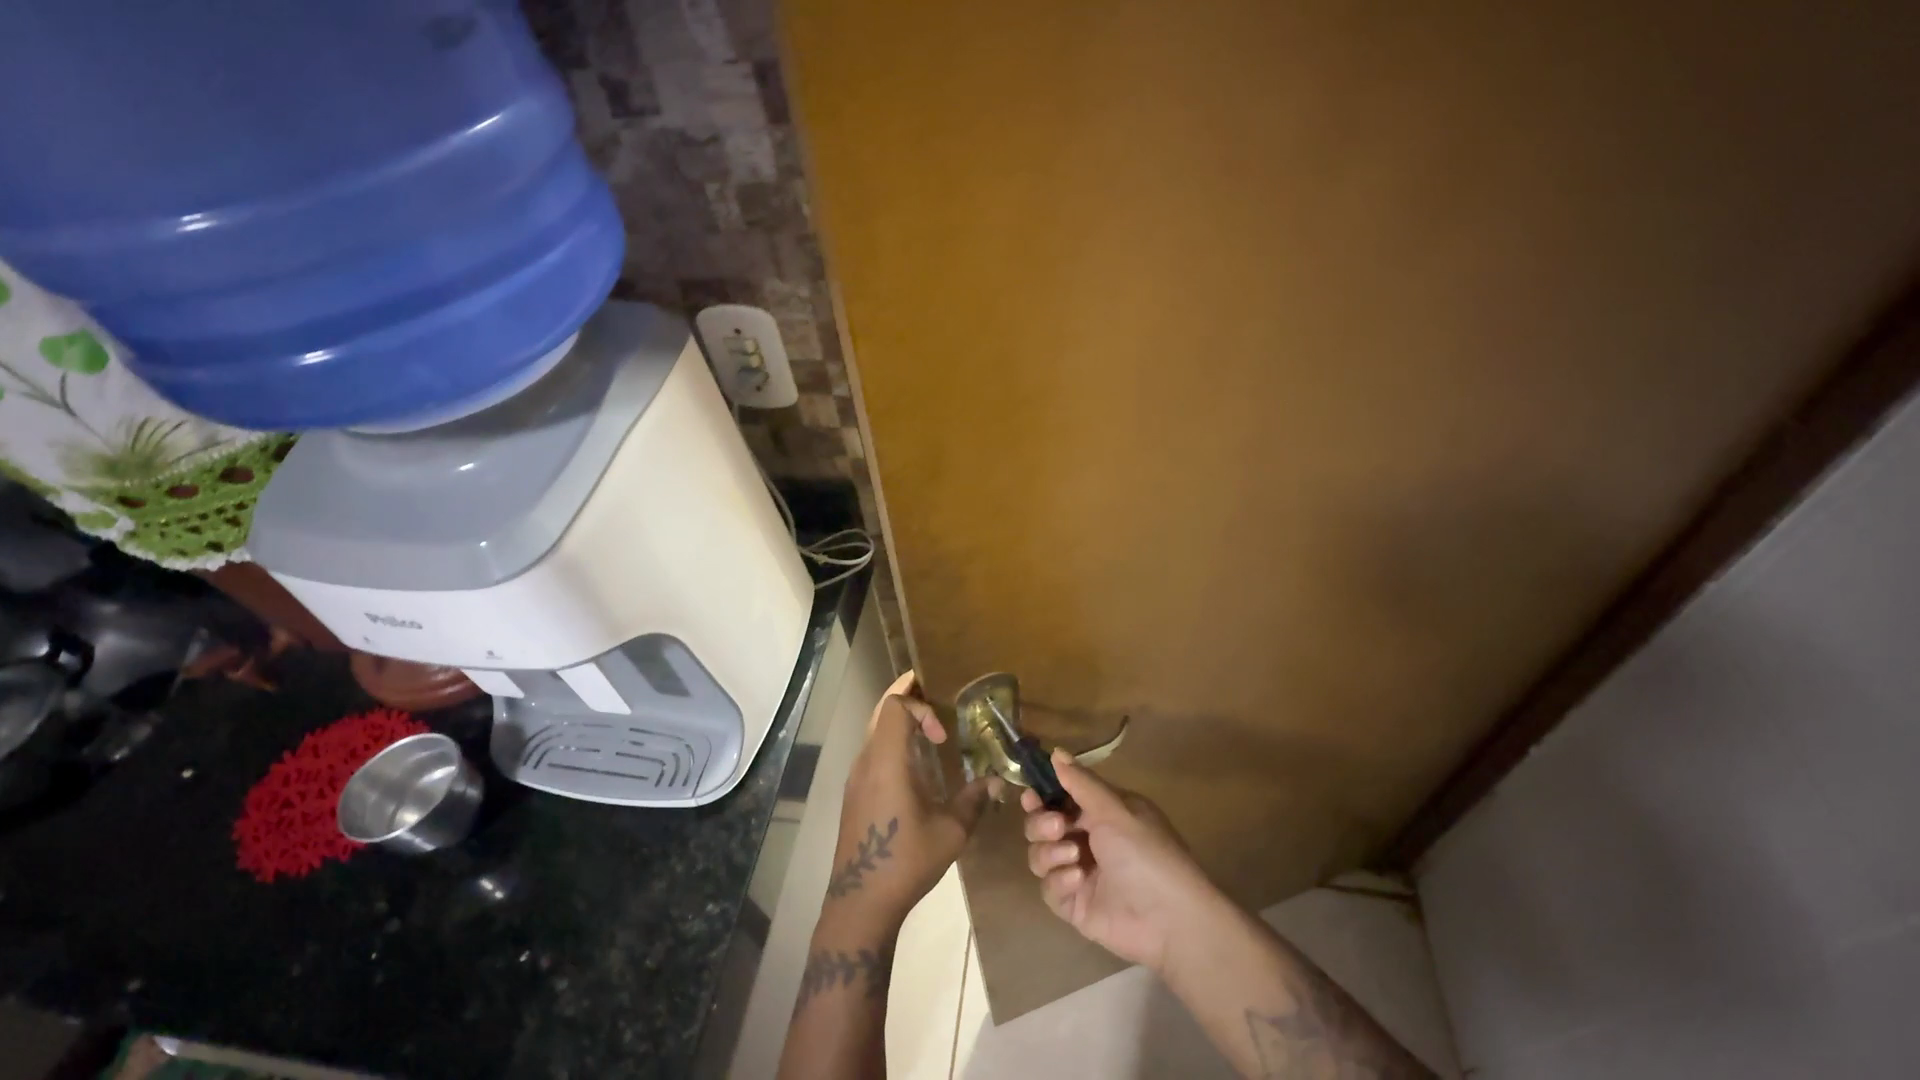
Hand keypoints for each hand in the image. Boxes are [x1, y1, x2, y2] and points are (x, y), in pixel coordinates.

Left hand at [825, 671, 999, 930]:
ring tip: (930, 733)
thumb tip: (995, 782)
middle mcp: (866, 763)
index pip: (894, 707)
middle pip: (881, 713)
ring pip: (875, 734)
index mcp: (886, 763)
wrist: (861, 900)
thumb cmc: (907, 861)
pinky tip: (916, 768)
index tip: (942, 736)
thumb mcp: (951, 832)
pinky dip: (893, 745)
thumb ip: (974, 801)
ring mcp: (856, 779)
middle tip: (933, 693)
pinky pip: (873, 754)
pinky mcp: (855, 796)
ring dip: (900, 725)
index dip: (920, 708)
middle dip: (906, 698)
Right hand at [1021, 750, 1218, 972]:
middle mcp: (1089, 840)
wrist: (1168, 918)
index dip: (1043, 795)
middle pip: (1042, 825)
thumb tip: (1056, 751)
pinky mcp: (1073, 904)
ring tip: (1074, 857)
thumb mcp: (1115, 811)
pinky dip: (1058, 880)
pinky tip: (1077, 881)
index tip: (1031, 795)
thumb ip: (1081, 783)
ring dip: (1050, 852)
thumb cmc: (1145, 854)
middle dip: (1041, 823)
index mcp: (1103, 814)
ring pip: (1040, 855)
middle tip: (1057, 827)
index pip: (1062, 797)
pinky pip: (1048, 887)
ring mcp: (1080, 873)